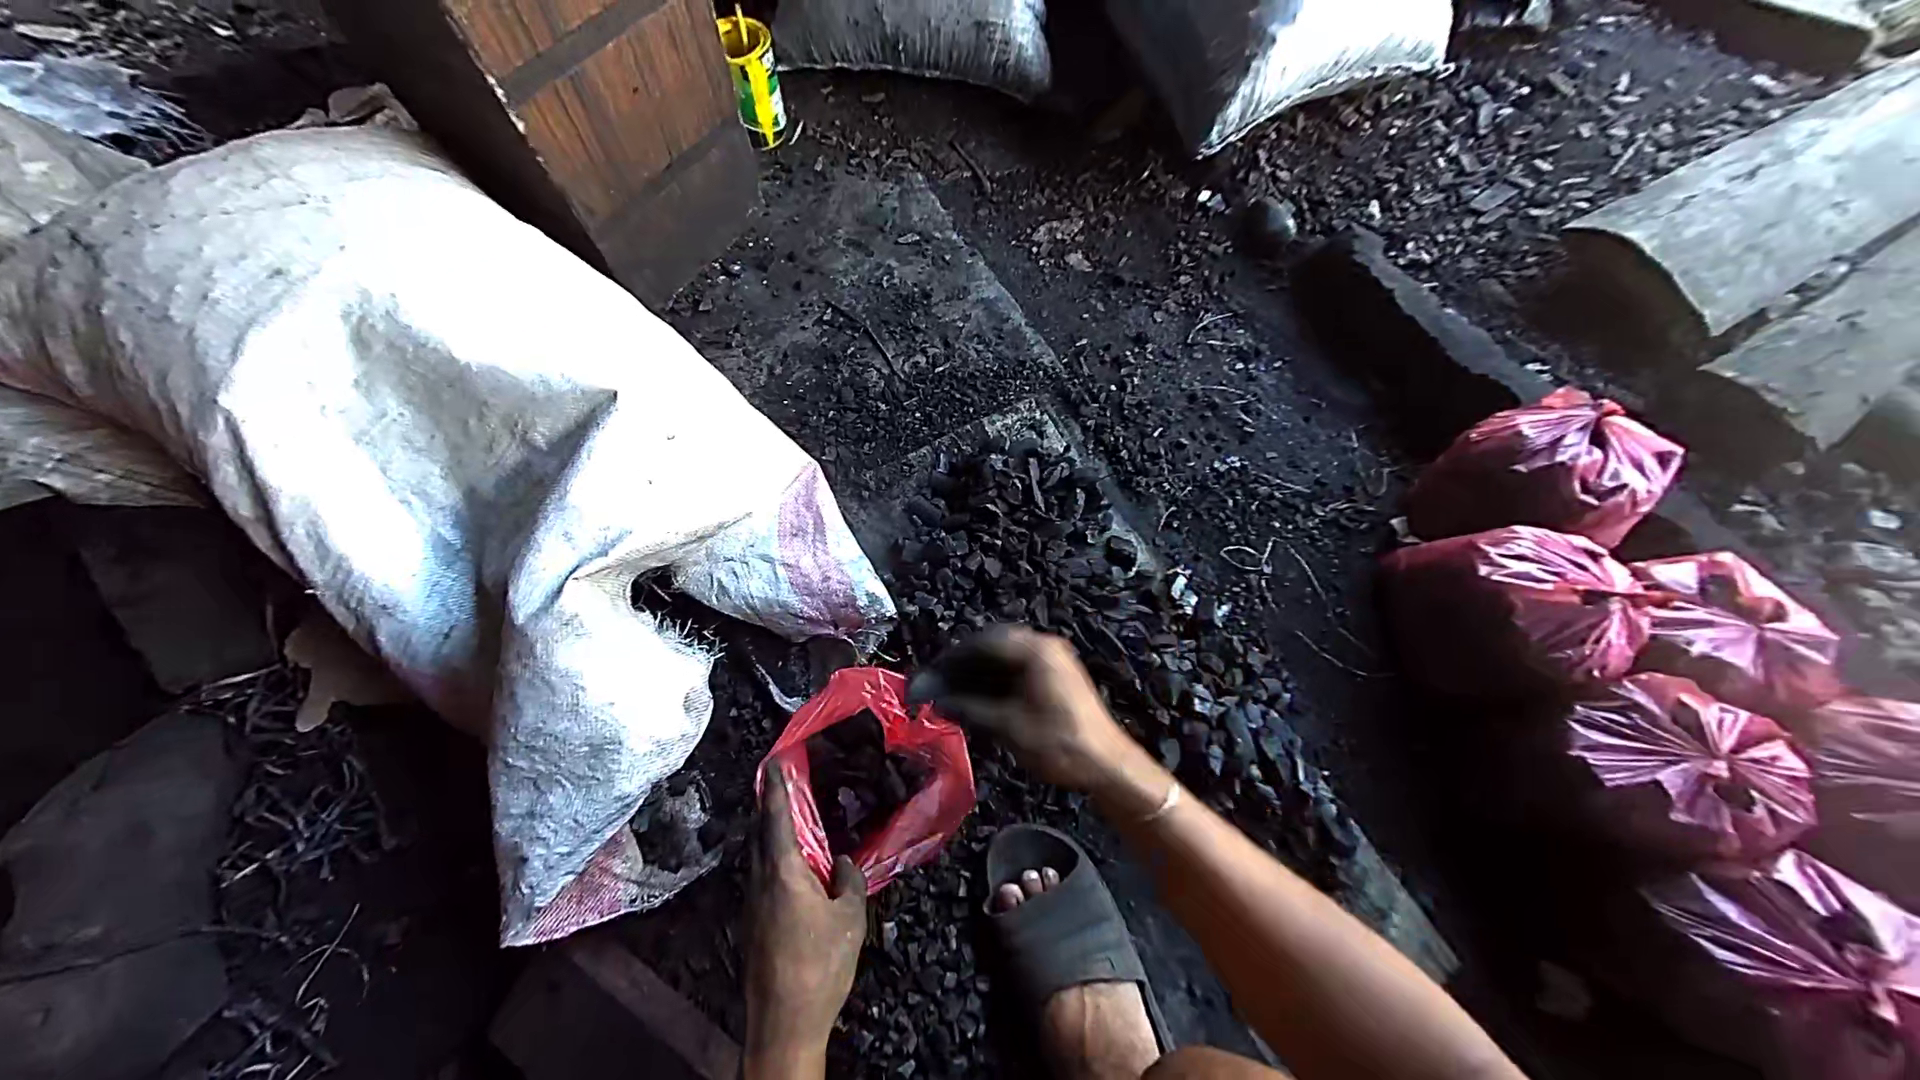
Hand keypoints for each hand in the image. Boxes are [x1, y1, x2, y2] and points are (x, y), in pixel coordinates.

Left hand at [744, 766, 866, 1079]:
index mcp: (784, 871)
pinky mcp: (753, 923)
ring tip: (791, 817)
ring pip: (760, 854)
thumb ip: (848, 881)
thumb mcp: (849, 918)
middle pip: (761, 832)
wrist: (784, 1023)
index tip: (774, 761)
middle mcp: (761, 881)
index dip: (775, 786)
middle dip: (770, 804)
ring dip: (772, 831)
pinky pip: (763, 875)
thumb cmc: (820, 966)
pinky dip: (775, 857)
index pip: (776, 816)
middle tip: (783, 782)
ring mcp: (753, 903)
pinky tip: (794, 866)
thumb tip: (840, 863)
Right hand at [906, 625, 1145, 793]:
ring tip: (951, 694)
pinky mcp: (1055, 676)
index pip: (982, 642)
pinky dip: (994, 680)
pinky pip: (1016, 668)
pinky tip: (976, 699)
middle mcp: (1044, 646)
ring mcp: (1052, 660)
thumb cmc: (1060, 744)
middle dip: (961, 665)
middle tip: (937, 685)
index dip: (951, 658)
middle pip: (992, 646)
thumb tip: (937, 701)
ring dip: (976, 673)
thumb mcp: (1009, 727)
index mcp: (1035, 650)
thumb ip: (970, 708)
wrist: (1108, 765)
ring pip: (1003, 658)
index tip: (930, 675)